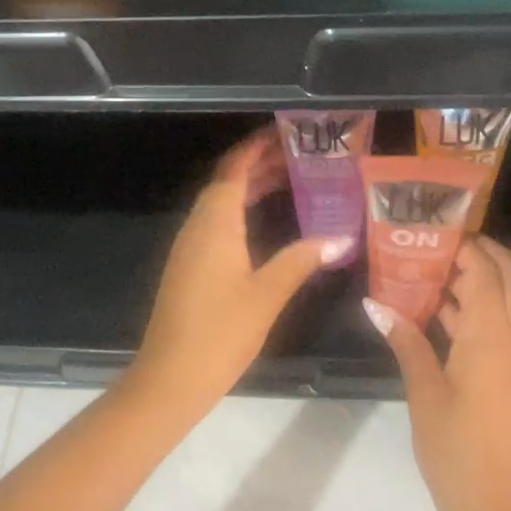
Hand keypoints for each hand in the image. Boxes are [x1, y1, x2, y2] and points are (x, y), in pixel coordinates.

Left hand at [126, 128, 352, 414]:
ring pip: (222, 202)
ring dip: (252, 187)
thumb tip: (342, 238)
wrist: (169, 378)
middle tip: (302, 155)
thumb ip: (302, 260)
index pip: (235, 167)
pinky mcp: (189, 266)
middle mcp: (198, 224)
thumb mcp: (268, 294)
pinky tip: (265, 225)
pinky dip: (242, 210)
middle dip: (261, 164)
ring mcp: (190, 245)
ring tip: (292, 180)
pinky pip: (216, 222)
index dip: (258, 146)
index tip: (286, 131)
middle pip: (228, 180)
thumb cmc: (220, 331)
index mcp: (215, 220)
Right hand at [365, 238, 510, 510]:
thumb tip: (375, 303)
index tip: (430, 226)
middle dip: (481, 252)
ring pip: (506, 303)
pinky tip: (435, 316)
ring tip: (426, 270)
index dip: (464, 243)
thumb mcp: (425, 394)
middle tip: (438, 242)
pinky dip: (474, 313)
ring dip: (476, 282)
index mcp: (493, 335)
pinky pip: (498, 329)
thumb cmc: (460, 450)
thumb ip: (406, 343)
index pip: (486, 269)